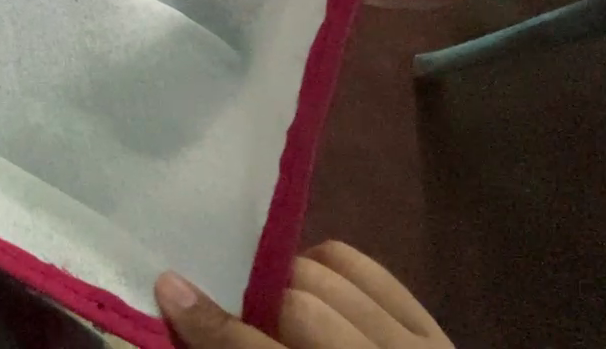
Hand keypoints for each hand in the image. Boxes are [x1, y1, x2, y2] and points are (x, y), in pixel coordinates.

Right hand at [155, 242, 452, 348]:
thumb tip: (177, 303)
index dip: (209, 323)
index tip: (166, 286)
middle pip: (298, 306)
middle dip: (258, 303)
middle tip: (238, 313)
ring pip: (331, 277)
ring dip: (293, 282)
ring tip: (277, 304)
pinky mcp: (439, 337)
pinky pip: (373, 272)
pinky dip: (335, 268)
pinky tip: (318, 288)